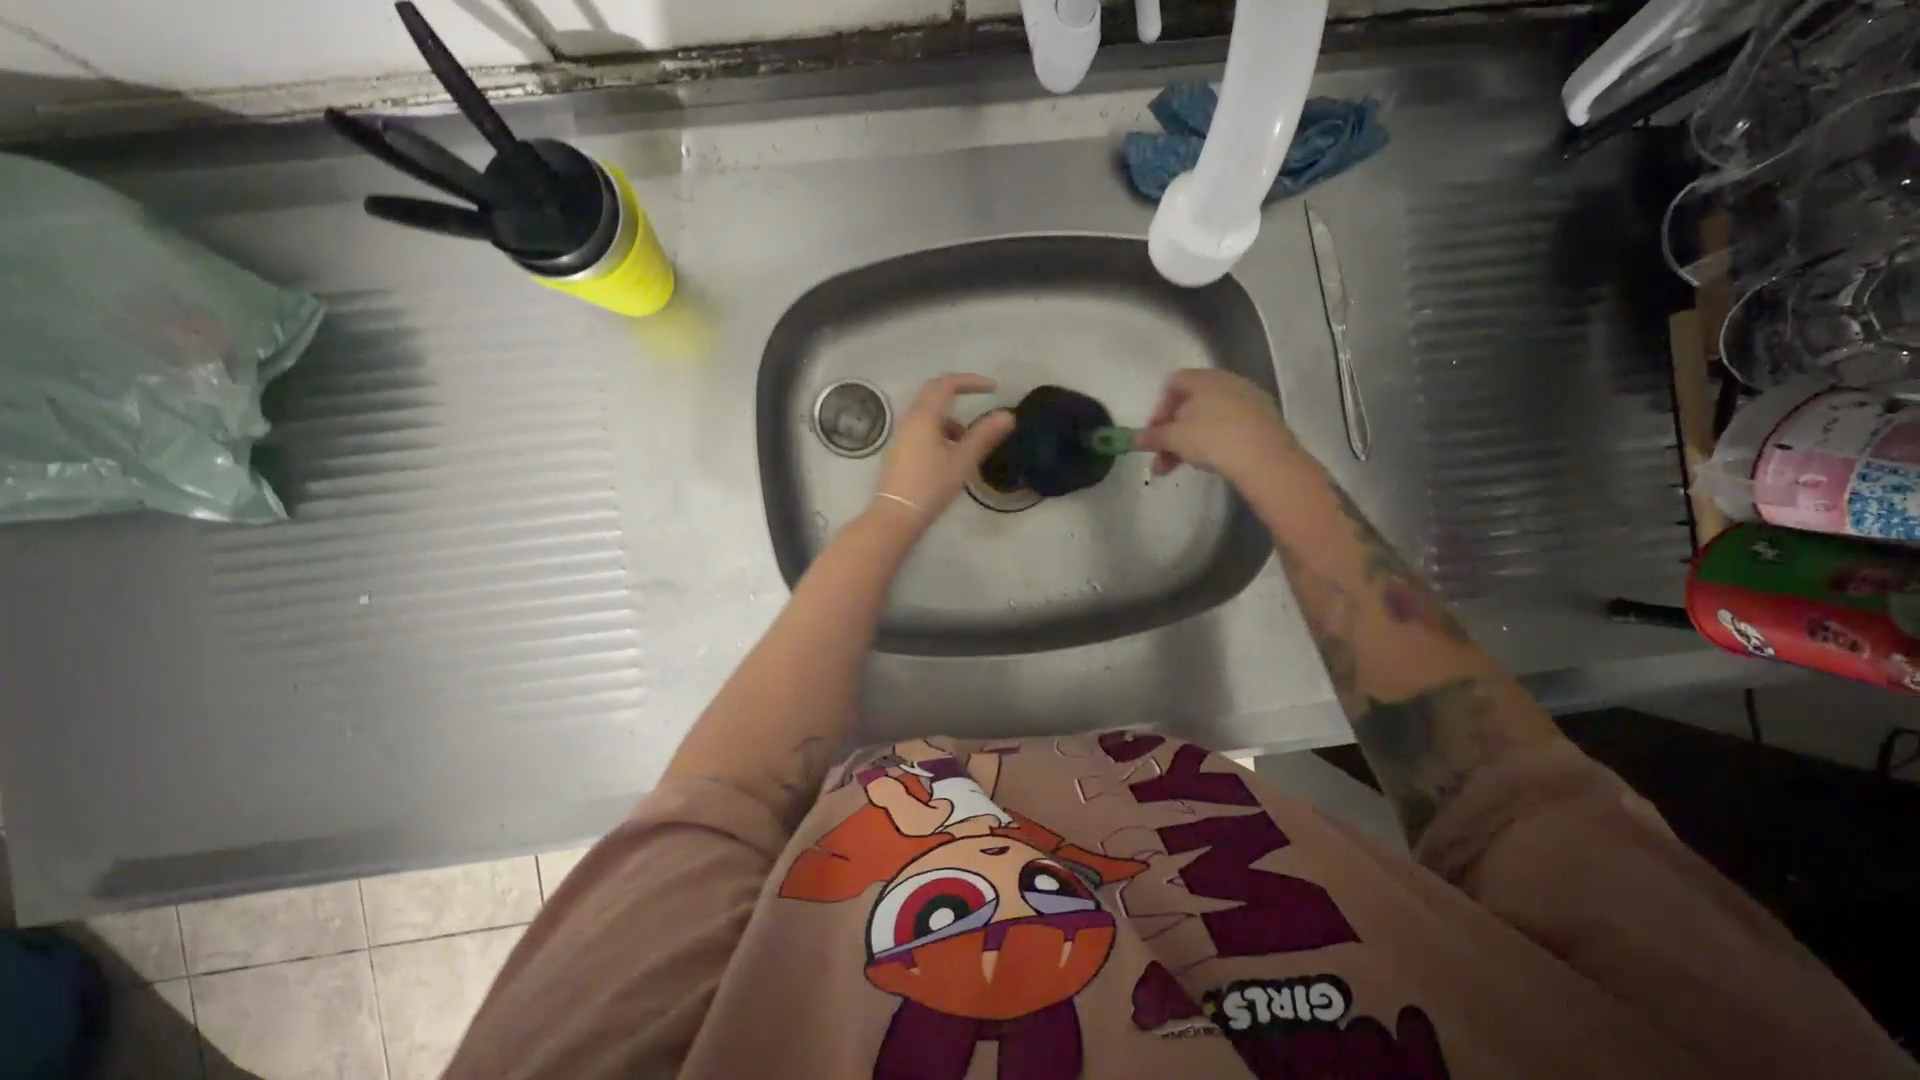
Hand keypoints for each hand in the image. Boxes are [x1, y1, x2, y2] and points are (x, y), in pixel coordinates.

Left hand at [872, 374, 1013, 527]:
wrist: (897, 515)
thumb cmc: (931, 486)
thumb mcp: (962, 461)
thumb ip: (984, 435)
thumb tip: (1008, 415)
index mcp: (924, 416)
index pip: (947, 384)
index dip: (971, 381)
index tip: (992, 388)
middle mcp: (910, 419)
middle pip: (934, 392)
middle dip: (959, 392)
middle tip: (980, 397)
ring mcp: (902, 434)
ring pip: (928, 412)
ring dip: (950, 416)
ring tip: (968, 439)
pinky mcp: (900, 448)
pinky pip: (922, 427)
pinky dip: (940, 430)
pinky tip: (951, 453)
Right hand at [1135, 369, 1293, 480]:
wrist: (1266, 457)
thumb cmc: (1213, 439)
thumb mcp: (1175, 438)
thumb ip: (1152, 437)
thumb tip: (1132, 439)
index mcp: (1204, 378)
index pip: (1172, 384)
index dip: (1158, 410)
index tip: (1153, 436)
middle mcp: (1227, 381)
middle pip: (1191, 403)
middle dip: (1172, 433)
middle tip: (1163, 459)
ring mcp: (1249, 398)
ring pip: (1210, 417)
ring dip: (1191, 440)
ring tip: (1185, 465)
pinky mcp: (1265, 418)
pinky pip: (1231, 425)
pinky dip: (1217, 439)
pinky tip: (1216, 461)